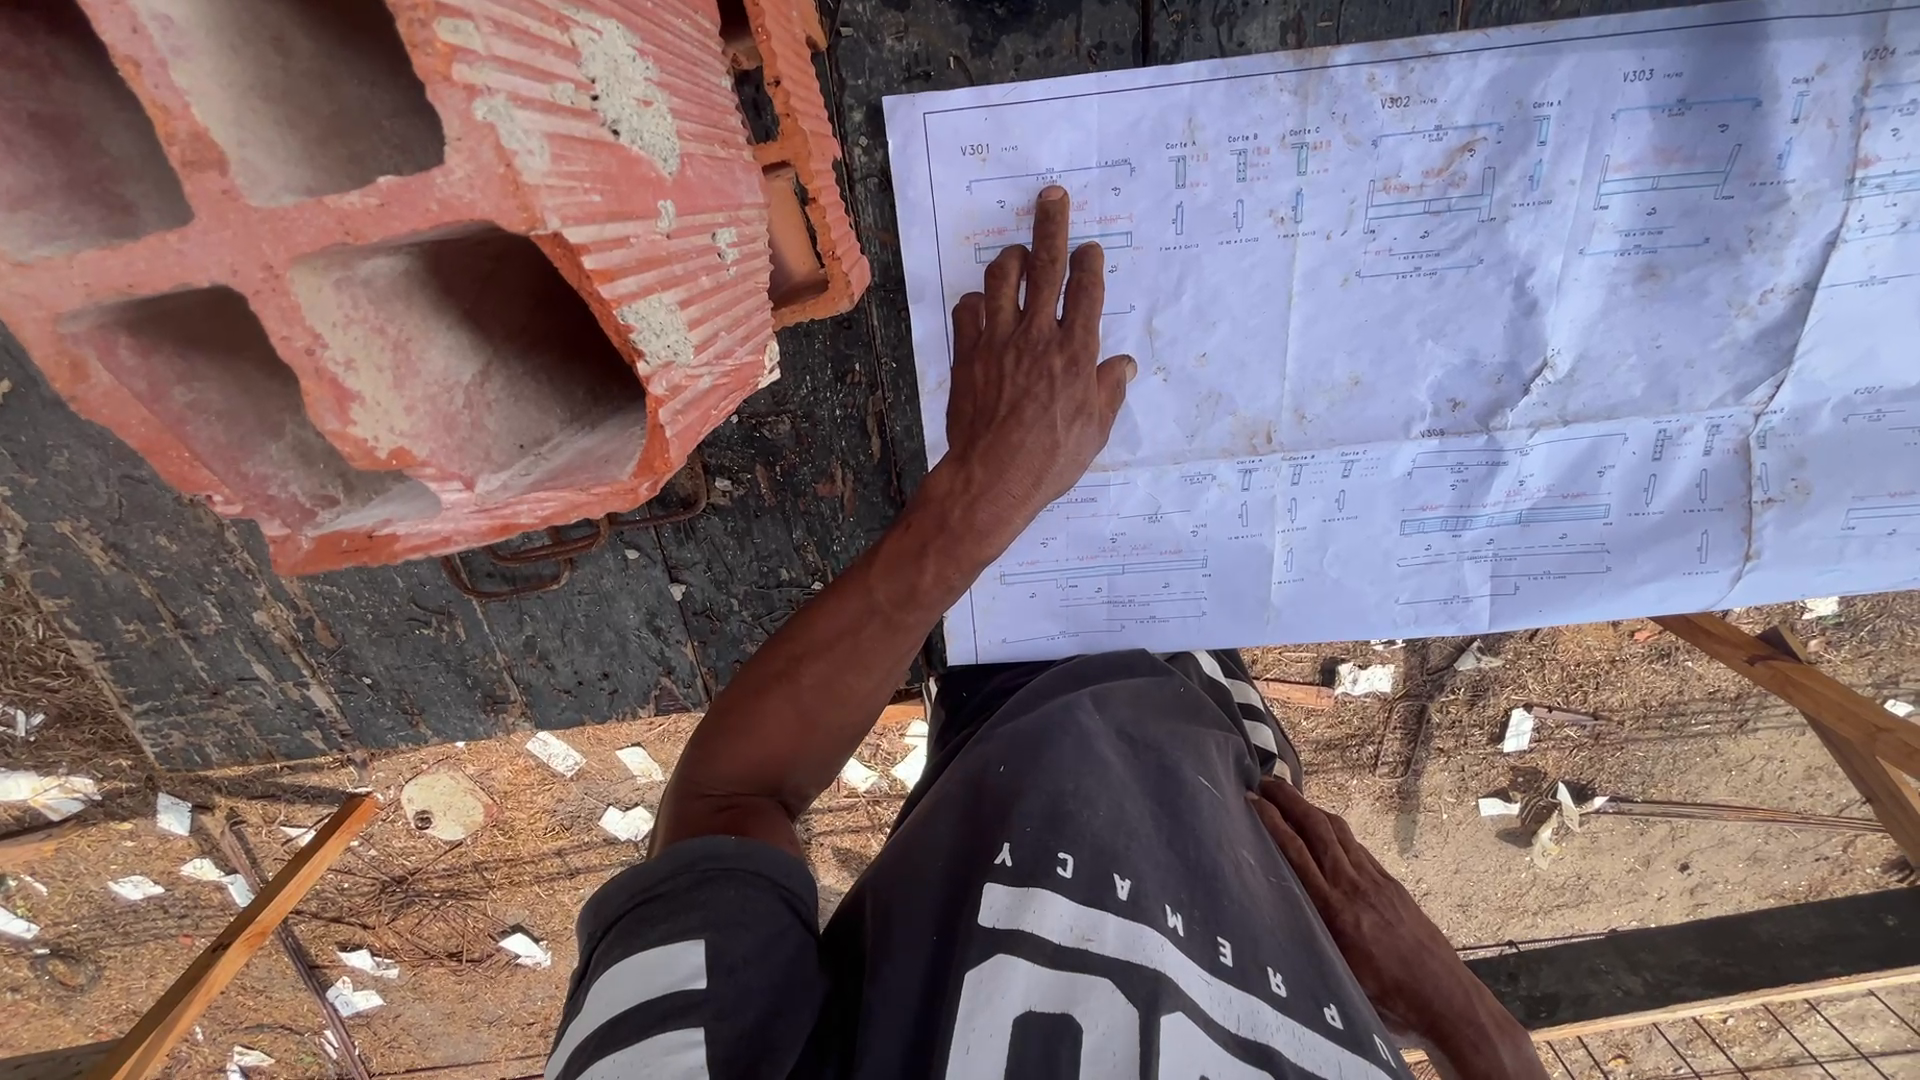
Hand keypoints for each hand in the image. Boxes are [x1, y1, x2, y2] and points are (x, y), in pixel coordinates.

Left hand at [939, 185, 1134, 530]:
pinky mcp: (967, 354)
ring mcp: (998, 341)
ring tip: (1015, 254)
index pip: (1086, 291)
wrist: (994, 475)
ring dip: (1009, 259)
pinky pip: (967, 311)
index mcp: (1076, 352)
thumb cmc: (1051, 459)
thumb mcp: (1095, 429)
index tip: (1089, 247)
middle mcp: (1037, 335)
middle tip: (1051, 195)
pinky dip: (975, 302)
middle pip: (1046, 265)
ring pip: (1000, 278)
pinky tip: (982, 305)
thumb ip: (1110, 390)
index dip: (1089, 262)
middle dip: (1051, 224)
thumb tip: (1124, 365)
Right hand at [1248, 778, 1544, 1077]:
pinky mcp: (1389, 882)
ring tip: (1288, 795)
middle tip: (1264, 779)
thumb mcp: (1334, 970)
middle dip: (1288, 799)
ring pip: (1337, 830)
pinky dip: (1333, 828)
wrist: (1446, 999)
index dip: (1270, 820)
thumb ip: (1306, 933)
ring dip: (1310, 807)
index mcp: (1332, 909)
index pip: (1294, 850)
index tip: (1249, 798)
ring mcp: (1373, 879)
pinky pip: (1355, 845)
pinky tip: (1323, 828)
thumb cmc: (1385, 997)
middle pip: (1315, 828)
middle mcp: (1351, 884)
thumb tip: (1272, 912)